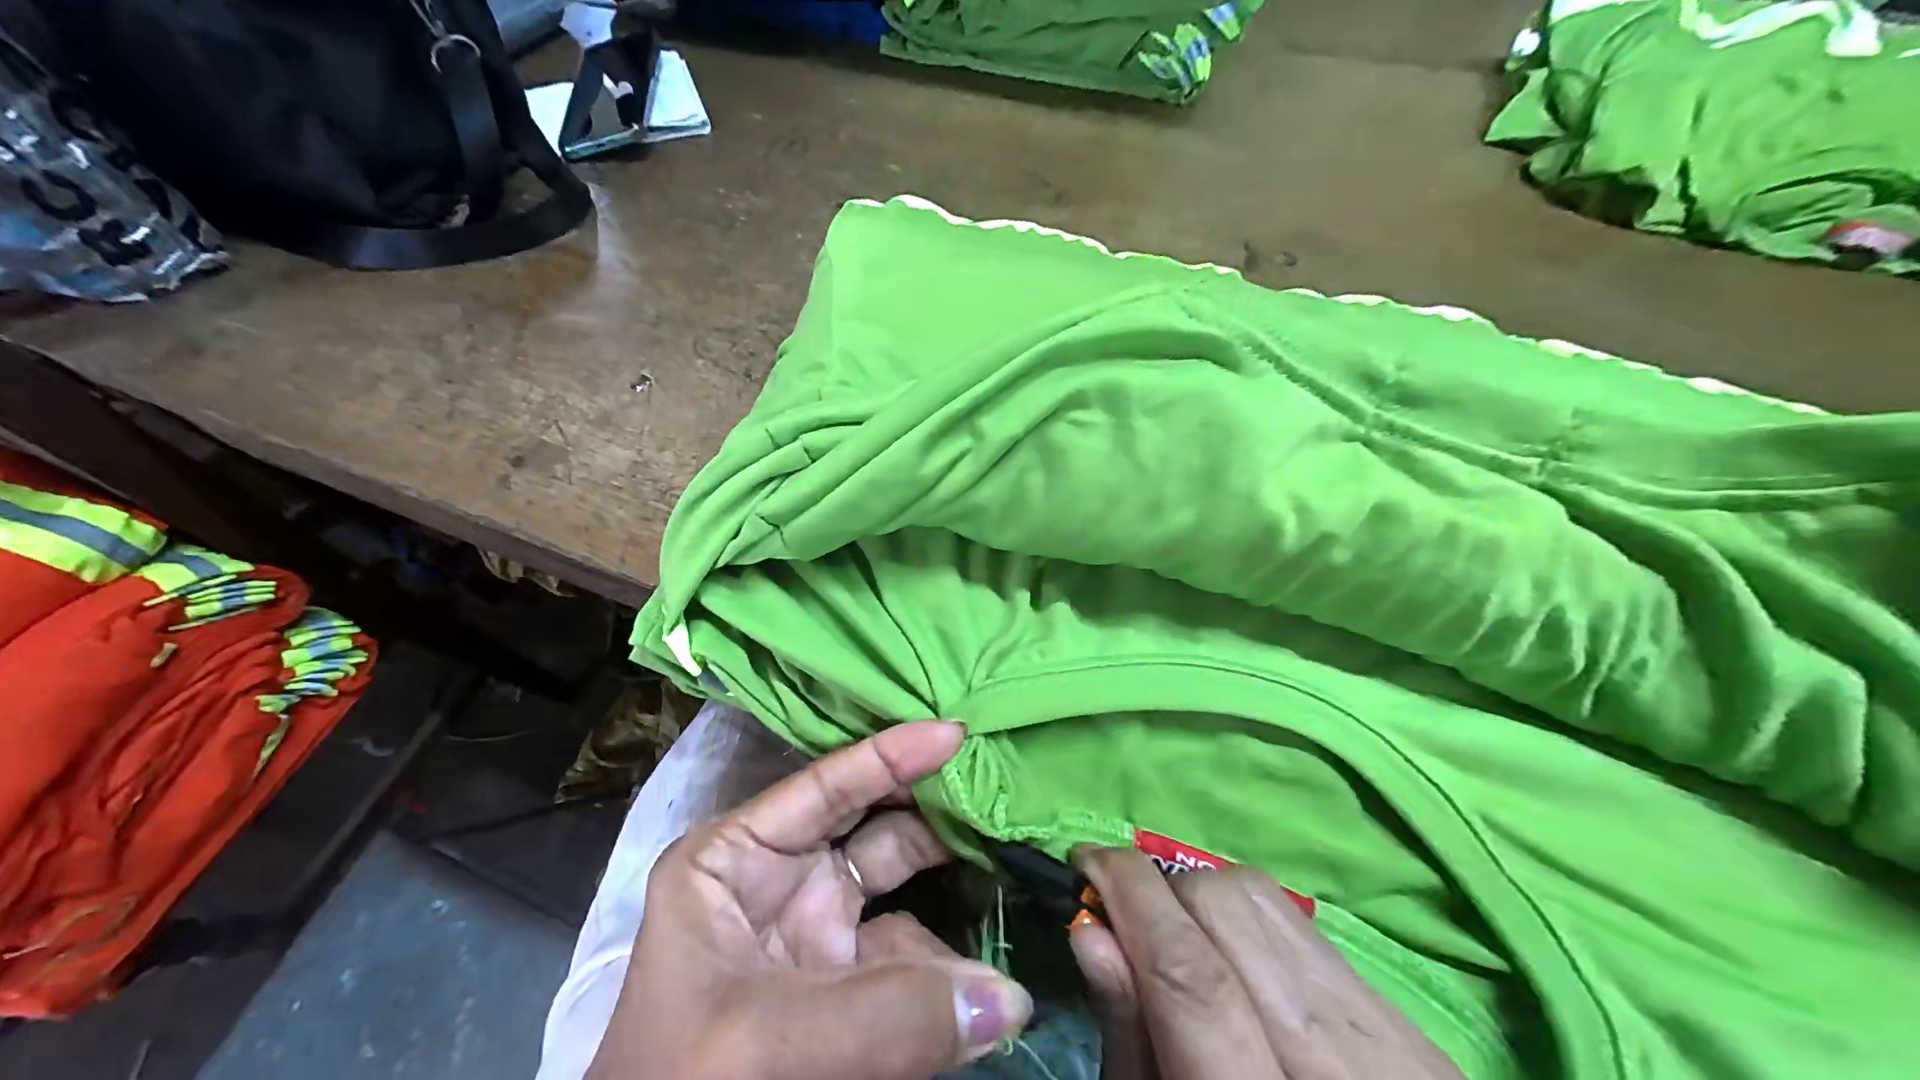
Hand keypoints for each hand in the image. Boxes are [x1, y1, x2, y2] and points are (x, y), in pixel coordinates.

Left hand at [587, 721, 1032, 1079]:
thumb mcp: (766, 1041)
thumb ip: (885, 1014)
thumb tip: (1009, 998)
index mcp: (731, 859)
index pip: (823, 787)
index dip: (890, 755)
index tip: (956, 731)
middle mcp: (775, 880)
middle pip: (868, 821)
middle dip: (929, 801)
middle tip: (996, 784)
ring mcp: (812, 933)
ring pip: (896, 882)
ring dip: (951, 876)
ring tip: (1011, 857)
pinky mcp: (842, 988)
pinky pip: (908, 959)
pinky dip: (949, 969)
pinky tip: (987, 991)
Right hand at [1069, 848, 1463, 1079]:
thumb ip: (1128, 1032)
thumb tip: (1091, 930)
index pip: (1191, 974)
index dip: (1129, 898)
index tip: (1085, 862)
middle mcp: (1340, 1069)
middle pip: (1229, 912)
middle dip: (1160, 893)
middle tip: (1126, 915)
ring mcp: (1394, 1047)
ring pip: (1269, 902)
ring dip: (1202, 900)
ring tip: (1178, 933)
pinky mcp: (1413, 1029)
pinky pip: (1307, 929)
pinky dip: (1251, 923)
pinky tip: (1235, 957)